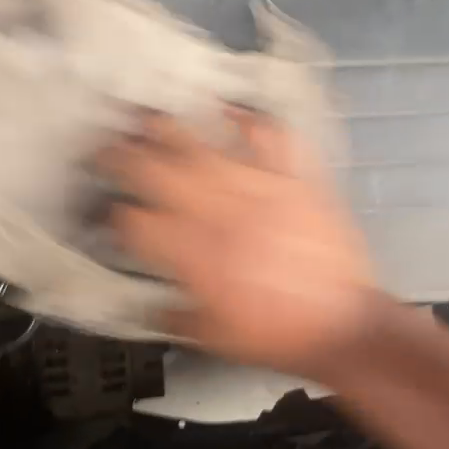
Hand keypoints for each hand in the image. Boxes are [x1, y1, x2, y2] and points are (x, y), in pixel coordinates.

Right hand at [100, 109, 393, 379]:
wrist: (342, 326)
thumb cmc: (278, 336)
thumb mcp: (212, 337)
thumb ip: (170, 315)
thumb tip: (147, 305)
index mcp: (192, 254)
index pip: (134, 220)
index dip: (113, 214)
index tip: (109, 211)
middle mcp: (217, 214)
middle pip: (154, 170)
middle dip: (121, 154)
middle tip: (107, 146)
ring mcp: (257, 190)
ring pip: (202, 145)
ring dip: (169, 127)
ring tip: (149, 116)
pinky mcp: (293, 180)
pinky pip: (269, 137)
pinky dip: (249, 120)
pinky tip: (231, 111)